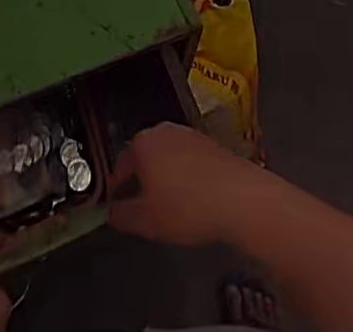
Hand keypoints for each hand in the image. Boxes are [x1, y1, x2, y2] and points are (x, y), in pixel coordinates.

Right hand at [106, 123, 280, 247]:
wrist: (239, 197)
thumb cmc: (187, 206)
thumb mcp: (146, 220)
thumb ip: (122, 215)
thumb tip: (113, 211)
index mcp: (144, 143)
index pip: (120, 165)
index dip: (117, 188)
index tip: (117, 206)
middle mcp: (165, 131)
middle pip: (145, 157)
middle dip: (141, 181)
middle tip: (141, 208)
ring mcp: (190, 134)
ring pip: (167, 157)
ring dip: (164, 178)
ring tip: (168, 206)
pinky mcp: (211, 143)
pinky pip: (188, 159)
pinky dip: (184, 175)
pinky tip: (191, 198)